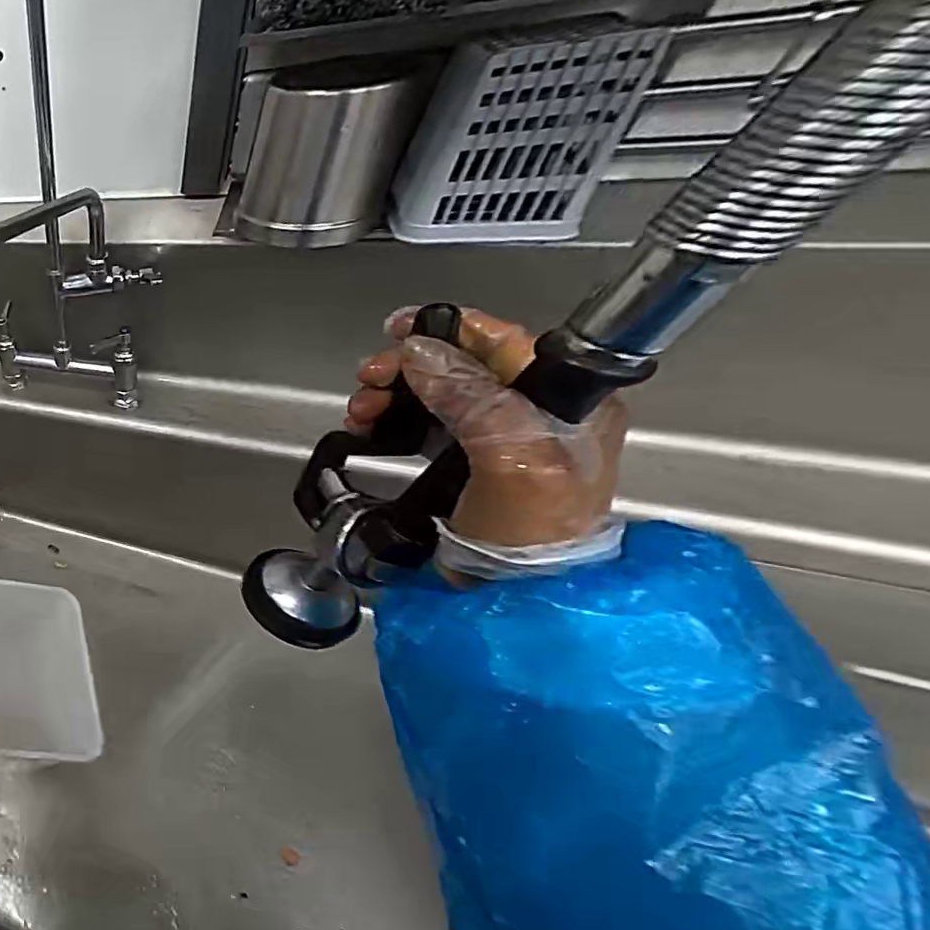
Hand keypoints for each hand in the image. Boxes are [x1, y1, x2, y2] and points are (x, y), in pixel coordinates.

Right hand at [344, 306, 626, 546]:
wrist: (516, 598)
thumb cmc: (533, 537)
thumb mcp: (511, 458)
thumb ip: (469, 397)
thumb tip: (419, 352)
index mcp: (565, 399)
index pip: (501, 341)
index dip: (447, 330)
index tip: (400, 331)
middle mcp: (533, 410)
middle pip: (460, 364)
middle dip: (407, 367)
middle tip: (370, 379)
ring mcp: (499, 435)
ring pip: (436, 391)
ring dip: (392, 393)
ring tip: (363, 410)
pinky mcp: (468, 459)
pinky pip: (425, 422)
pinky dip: (393, 419)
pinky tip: (369, 426)